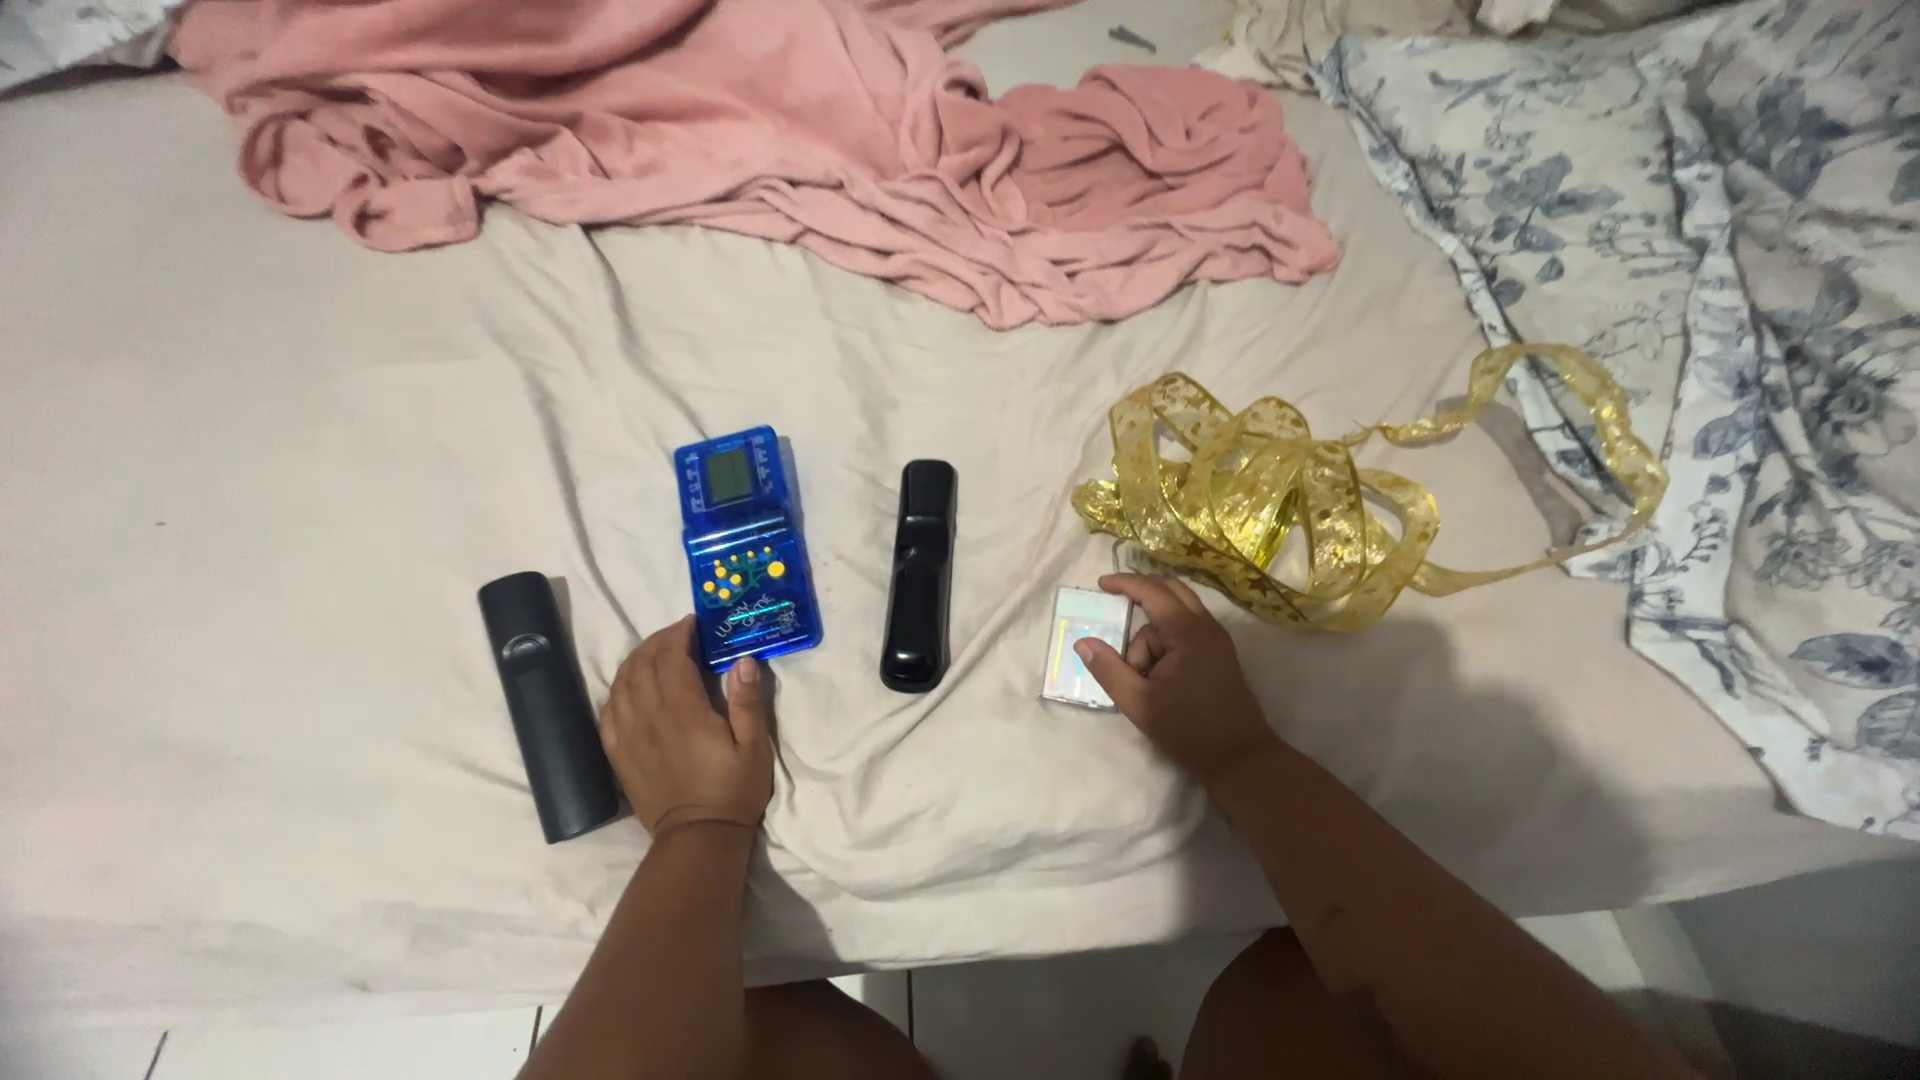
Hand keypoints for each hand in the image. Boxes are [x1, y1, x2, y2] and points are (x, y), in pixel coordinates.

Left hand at [598, 615, 773, 835]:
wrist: (697, 837)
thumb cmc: (733, 790)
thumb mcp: (755, 746)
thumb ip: (747, 702)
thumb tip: (743, 661)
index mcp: (684, 713)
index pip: (671, 659)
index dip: (679, 635)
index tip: (693, 624)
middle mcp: (650, 719)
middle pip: (642, 665)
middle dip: (658, 641)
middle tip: (679, 633)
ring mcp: (628, 736)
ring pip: (622, 684)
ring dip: (637, 659)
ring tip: (656, 651)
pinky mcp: (618, 753)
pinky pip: (608, 711)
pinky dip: (618, 688)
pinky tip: (630, 685)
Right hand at [1076, 574, 1279, 786]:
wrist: (1241, 758)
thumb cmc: (1189, 730)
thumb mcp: (1139, 703)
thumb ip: (1109, 670)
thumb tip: (1083, 642)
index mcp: (1188, 633)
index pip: (1152, 592)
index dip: (1125, 583)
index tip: (1100, 584)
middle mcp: (1206, 627)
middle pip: (1170, 591)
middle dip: (1141, 595)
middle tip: (1115, 602)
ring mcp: (1216, 640)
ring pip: (1177, 613)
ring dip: (1153, 630)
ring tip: (1140, 671)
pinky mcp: (1219, 654)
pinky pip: (1187, 628)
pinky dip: (1166, 635)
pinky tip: (1155, 665)